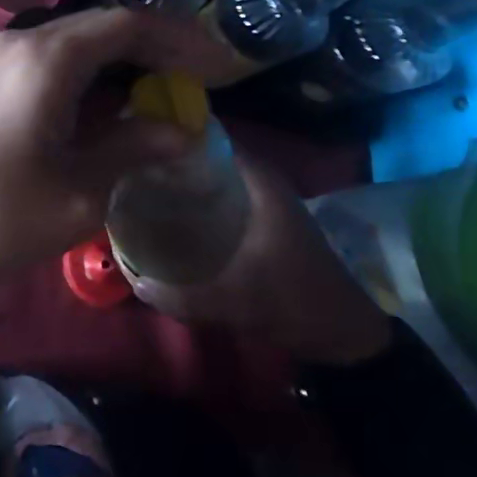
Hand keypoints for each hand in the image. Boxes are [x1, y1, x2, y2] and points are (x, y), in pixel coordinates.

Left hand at [0, 7, 233, 315]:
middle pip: (101, 27)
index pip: (127, 24)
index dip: (179, 40)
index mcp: (45, 59)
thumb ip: (134, 148)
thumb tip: (184, 130)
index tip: (218, 67)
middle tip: (196, 83)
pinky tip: (107, 107)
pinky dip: (87, 75)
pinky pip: (49, 60)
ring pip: (75, 43)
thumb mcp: (78, 193)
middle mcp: (20, 41)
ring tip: (161, 96)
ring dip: (120, 63)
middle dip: (154, 49)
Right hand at [132, 147, 392, 364]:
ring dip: (180, 182)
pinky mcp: (260, 219)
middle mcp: (259, 180)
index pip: (207, 139)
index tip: (136, 144)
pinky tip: (169, 216)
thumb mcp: (235, 301)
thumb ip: (182, 296)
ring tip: (140, 189)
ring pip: (211, 176)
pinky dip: (195, 201)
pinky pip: (219, 195)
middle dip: (168, 162)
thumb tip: (134, 280)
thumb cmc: (295, 303)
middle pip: (205, 156)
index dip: (171, 138)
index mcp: (259, 181)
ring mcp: (262, 199)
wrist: (346, 338)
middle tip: (129, 170)